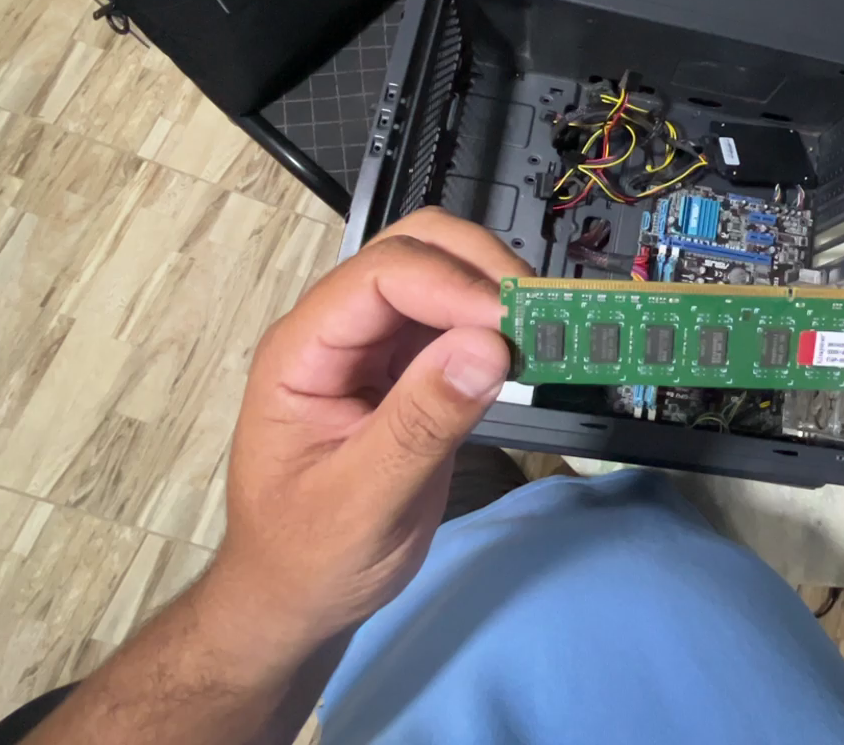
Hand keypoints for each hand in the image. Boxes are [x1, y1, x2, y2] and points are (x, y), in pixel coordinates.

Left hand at [200, 208, 527, 655]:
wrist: (302, 595)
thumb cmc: (310, 557)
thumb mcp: (362, 503)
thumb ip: (421, 424)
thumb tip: (489, 346)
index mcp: (304, 350)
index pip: (379, 276)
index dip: (450, 285)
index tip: (510, 325)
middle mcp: (342, 328)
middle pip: (414, 247)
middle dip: (480, 266)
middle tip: (537, 312)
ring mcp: (379, 341)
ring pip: (445, 270)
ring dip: (497, 287)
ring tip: (542, 329)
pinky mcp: (414, 361)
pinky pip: (462, 315)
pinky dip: (501, 320)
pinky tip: (527, 347)